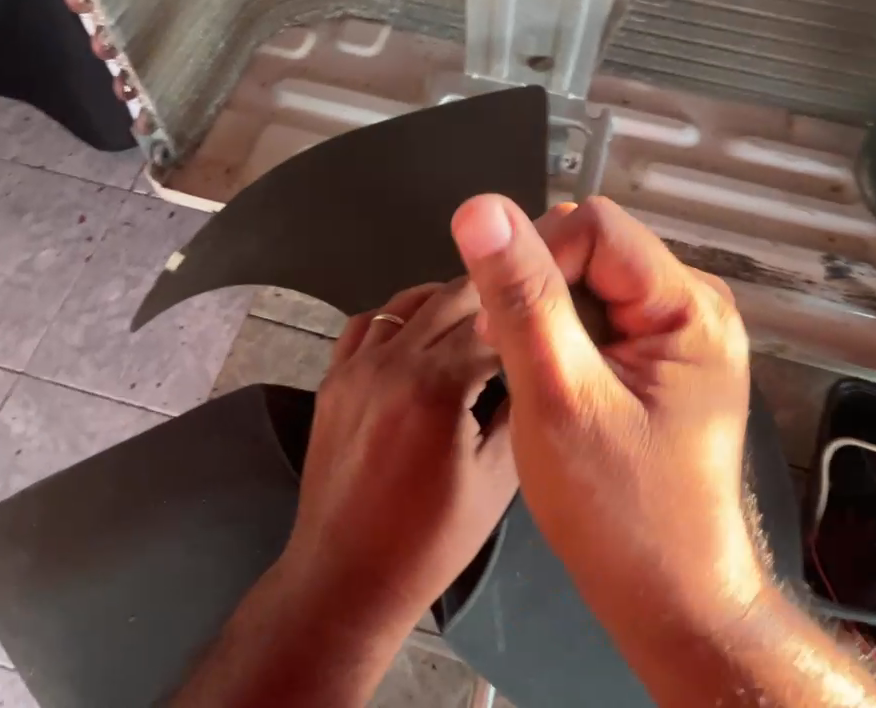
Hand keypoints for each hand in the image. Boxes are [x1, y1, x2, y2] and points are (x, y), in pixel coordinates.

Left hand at [276, 279, 516, 630]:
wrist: (345, 577)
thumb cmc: (430, 540)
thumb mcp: (497, 482)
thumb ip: (517, 413)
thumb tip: (531, 368)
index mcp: (436, 385)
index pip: (490, 325)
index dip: (522, 322)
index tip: (543, 326)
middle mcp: (391, 362)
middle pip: (448, 298)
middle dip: (489, 300)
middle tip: (518, 311)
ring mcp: (354, 367)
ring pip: (406, 302)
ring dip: (444, 301)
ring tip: (475, 318)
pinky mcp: (332, 380)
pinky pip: (365, 324)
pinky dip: (396, 317)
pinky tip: (417, 334)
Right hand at [451, 195, 760, 633]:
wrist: (672, 601)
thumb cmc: (622, 515)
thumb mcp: (559, 399)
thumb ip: (521, 298)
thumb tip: (480, 209)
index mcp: (689, 305)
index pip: (591, 225)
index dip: (534, 259)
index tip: (505, 327)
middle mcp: (695, 304)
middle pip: (592, 245)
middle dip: (538, 289)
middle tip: (516, 359)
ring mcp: (682, 331)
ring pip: (589, 278)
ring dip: (545, 314)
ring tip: (535, 377)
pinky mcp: (664, 357)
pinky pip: (599, 312)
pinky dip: (562, 335)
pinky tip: (554, 382)